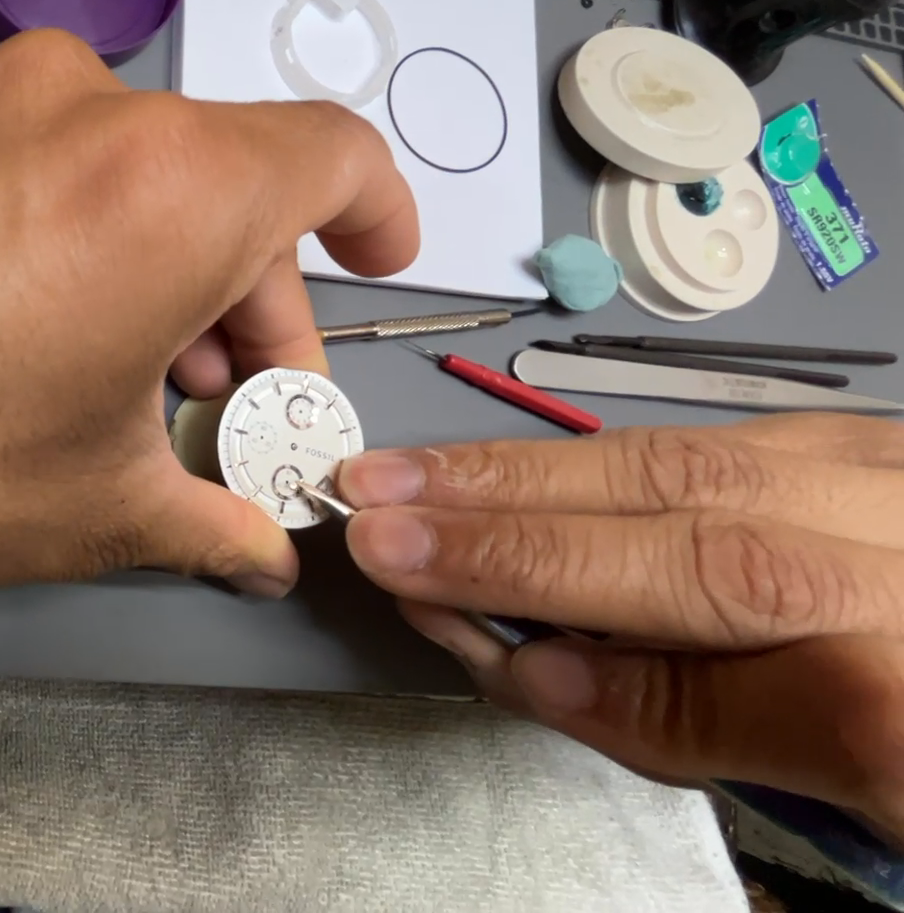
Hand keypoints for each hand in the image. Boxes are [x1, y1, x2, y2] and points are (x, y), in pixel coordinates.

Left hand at [0, 29, 415, 618]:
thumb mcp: (100, 508)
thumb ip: (211, 516)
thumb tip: (256, 543)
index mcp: (169, 186)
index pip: (331, 157)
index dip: (371, 213)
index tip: (372, 262)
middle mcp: (88, 109)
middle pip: (231, 185)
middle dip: (247, 296)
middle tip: (224, 395)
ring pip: (142, 172)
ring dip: (166, 269)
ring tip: (135, 377)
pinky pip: (59, 162)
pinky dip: (91, 233)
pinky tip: (58, 326)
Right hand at [336, 416, 903, 842]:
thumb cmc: (901, 735)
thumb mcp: (842, 787)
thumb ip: (691, 724)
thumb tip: (531, 666)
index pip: (794, 666)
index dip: (602, 639)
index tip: (451, 617)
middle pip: (712, 534)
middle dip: (514, 531)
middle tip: (373, 515)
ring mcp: (884, 471)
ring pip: (675, 462)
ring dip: (507, 474)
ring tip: (393, 477)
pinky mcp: (836, 437)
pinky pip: (669, 440)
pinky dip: (553, 463)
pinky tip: (472, 471)